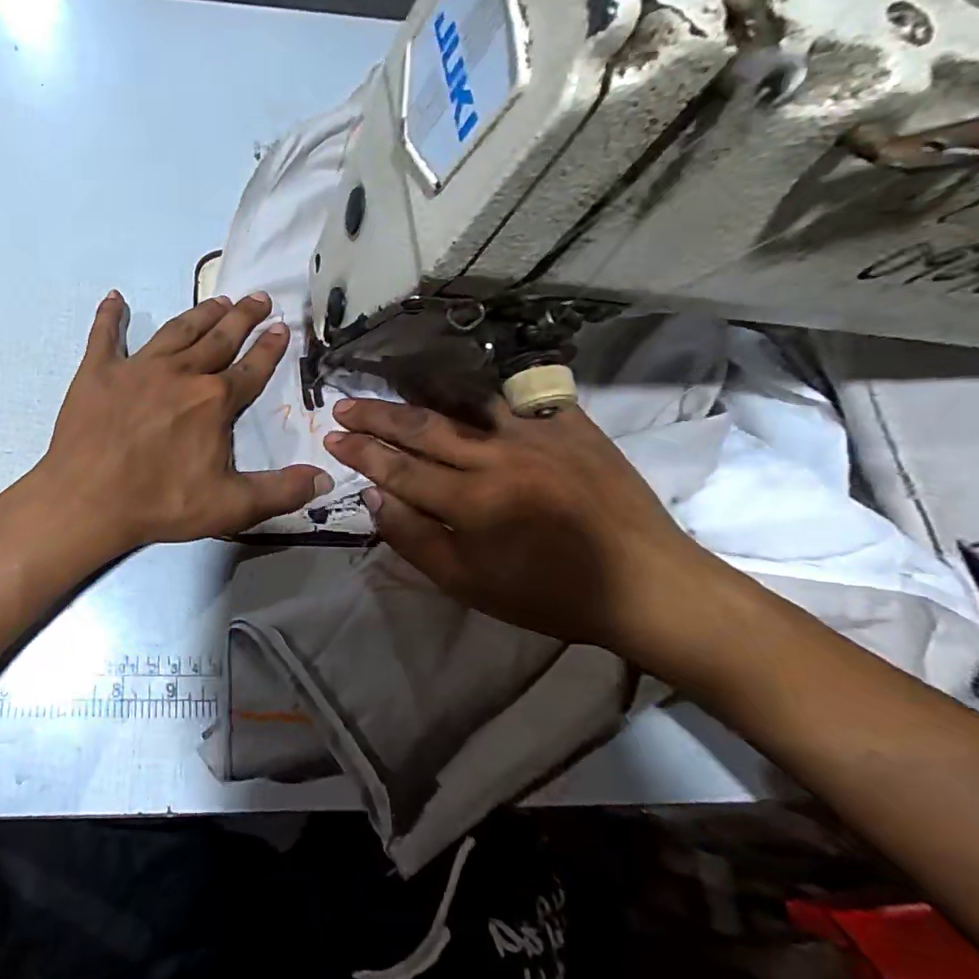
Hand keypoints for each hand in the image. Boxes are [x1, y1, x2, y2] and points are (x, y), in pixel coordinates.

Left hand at [34, 290, 330, 549]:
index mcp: (213, 401)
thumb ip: (280, 492)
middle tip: (257, 298)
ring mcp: (136, 368)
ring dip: (199, 314)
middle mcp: (180, 373)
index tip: (281, 328)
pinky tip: (115, 298)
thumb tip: (324, 478)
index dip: (269, 349)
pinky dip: (109, 316)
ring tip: (217, 300)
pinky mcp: (98, 372)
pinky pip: (104, 335)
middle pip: (218, 339)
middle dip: (241, 318)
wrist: (88, 501)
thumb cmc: (160, 504)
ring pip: (175, 330)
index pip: (250, 369)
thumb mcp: (230, 506)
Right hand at [324, 397, 729, 655]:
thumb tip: (373, 495)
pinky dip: (489, 389)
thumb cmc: (547, 595)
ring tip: (391, 384)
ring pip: (467, 402)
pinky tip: (468, 384)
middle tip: (344, 405)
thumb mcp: (467, 583)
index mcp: (473, 501)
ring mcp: (539, 435)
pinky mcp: (574, 426)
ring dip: (422, 393)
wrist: (645, 585)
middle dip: (377, 416)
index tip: (332, 437)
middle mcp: (500, 457)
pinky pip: (523, 397)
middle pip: (423, 427)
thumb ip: (413, 537)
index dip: (361, 452)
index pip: (400, 467)